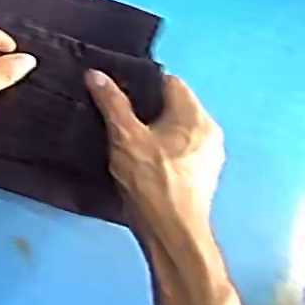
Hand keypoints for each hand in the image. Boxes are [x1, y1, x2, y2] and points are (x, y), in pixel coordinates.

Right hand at [85, 70, 223, 237]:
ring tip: (117, 123)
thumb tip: (96, 73)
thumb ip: (111, 101)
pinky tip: (133, 147)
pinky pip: (175, 143)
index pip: (168, 81)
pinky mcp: (199, 172)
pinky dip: (156, 140)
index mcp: (196, 118)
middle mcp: (208, 132)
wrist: (171, 231)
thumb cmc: (151, 178)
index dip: (139, 79)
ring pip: (172, 124)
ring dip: (148, 122)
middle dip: (141, 100)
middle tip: (109, 101)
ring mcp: (207, 155)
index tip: (113, 82)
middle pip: (171, 103)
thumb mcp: (124, 134)